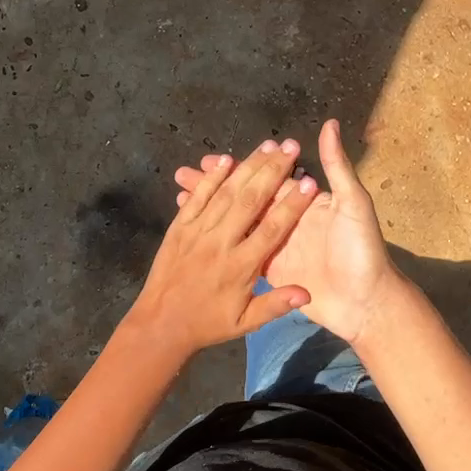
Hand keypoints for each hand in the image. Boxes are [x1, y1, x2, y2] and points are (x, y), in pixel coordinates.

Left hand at [126, 138, 318, 359]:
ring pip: (226, 192)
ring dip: (248, 166)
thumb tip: (307, 293)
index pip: (272, 230)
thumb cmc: (208, 323)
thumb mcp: (245, 323)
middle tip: (291, 148)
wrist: (160, 324)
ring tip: (268, 146)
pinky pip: (198, 197)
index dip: (292, 205)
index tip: (310, 183)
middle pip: (251, 201)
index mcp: (241, 267)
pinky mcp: (179, 226)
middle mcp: (220, 243)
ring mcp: (197, 232)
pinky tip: (227, 158)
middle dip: (273, 172)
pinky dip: (212, 177)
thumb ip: (276, 305)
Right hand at [172, 120, 401, 345]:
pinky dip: (220, 239)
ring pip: (238, 222)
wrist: (366, 303)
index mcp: (303, 200)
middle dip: (216, 185)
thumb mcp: (353, 203)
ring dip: (212, 209)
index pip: (264, 178)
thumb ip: (337, 166)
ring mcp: (277, 245)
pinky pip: (241, 249)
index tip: (210, 158)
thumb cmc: (363, 249)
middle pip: (245, 197)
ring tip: (179, 197)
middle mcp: (286, 219)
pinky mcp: (271, 270)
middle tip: (183, 173)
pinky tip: (196, 231)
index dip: (238, 168)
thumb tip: (330, 124)